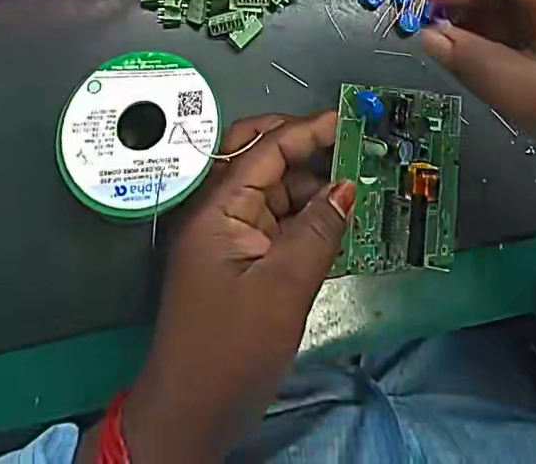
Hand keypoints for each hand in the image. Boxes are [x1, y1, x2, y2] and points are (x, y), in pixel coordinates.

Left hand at [90, 111, 354, 463]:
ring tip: (347, 185)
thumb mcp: (283, 290)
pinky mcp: (235, 254)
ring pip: (266, 184)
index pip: (265, 150)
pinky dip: (300, 211)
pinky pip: (271, 215)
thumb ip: (318, 231)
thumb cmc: (229, 353)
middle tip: (342, 143)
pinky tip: (329, 218)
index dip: (307, 131)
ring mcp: (224, 231)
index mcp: (216, 207)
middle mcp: (216, 209)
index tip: (345, 121)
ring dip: (304, 179)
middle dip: (298, 143)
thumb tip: (346, 188)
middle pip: (255, 154)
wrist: (189, 414)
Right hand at [418, 0, 535, 263]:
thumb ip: (475, 64)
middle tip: (440, 31)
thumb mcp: (535, 102)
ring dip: (495, 20)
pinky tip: (499, 57)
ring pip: (535, 2)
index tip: (425, 5)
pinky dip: (519, 35)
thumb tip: (426, 35)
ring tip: (463, 48)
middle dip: (477, 2)